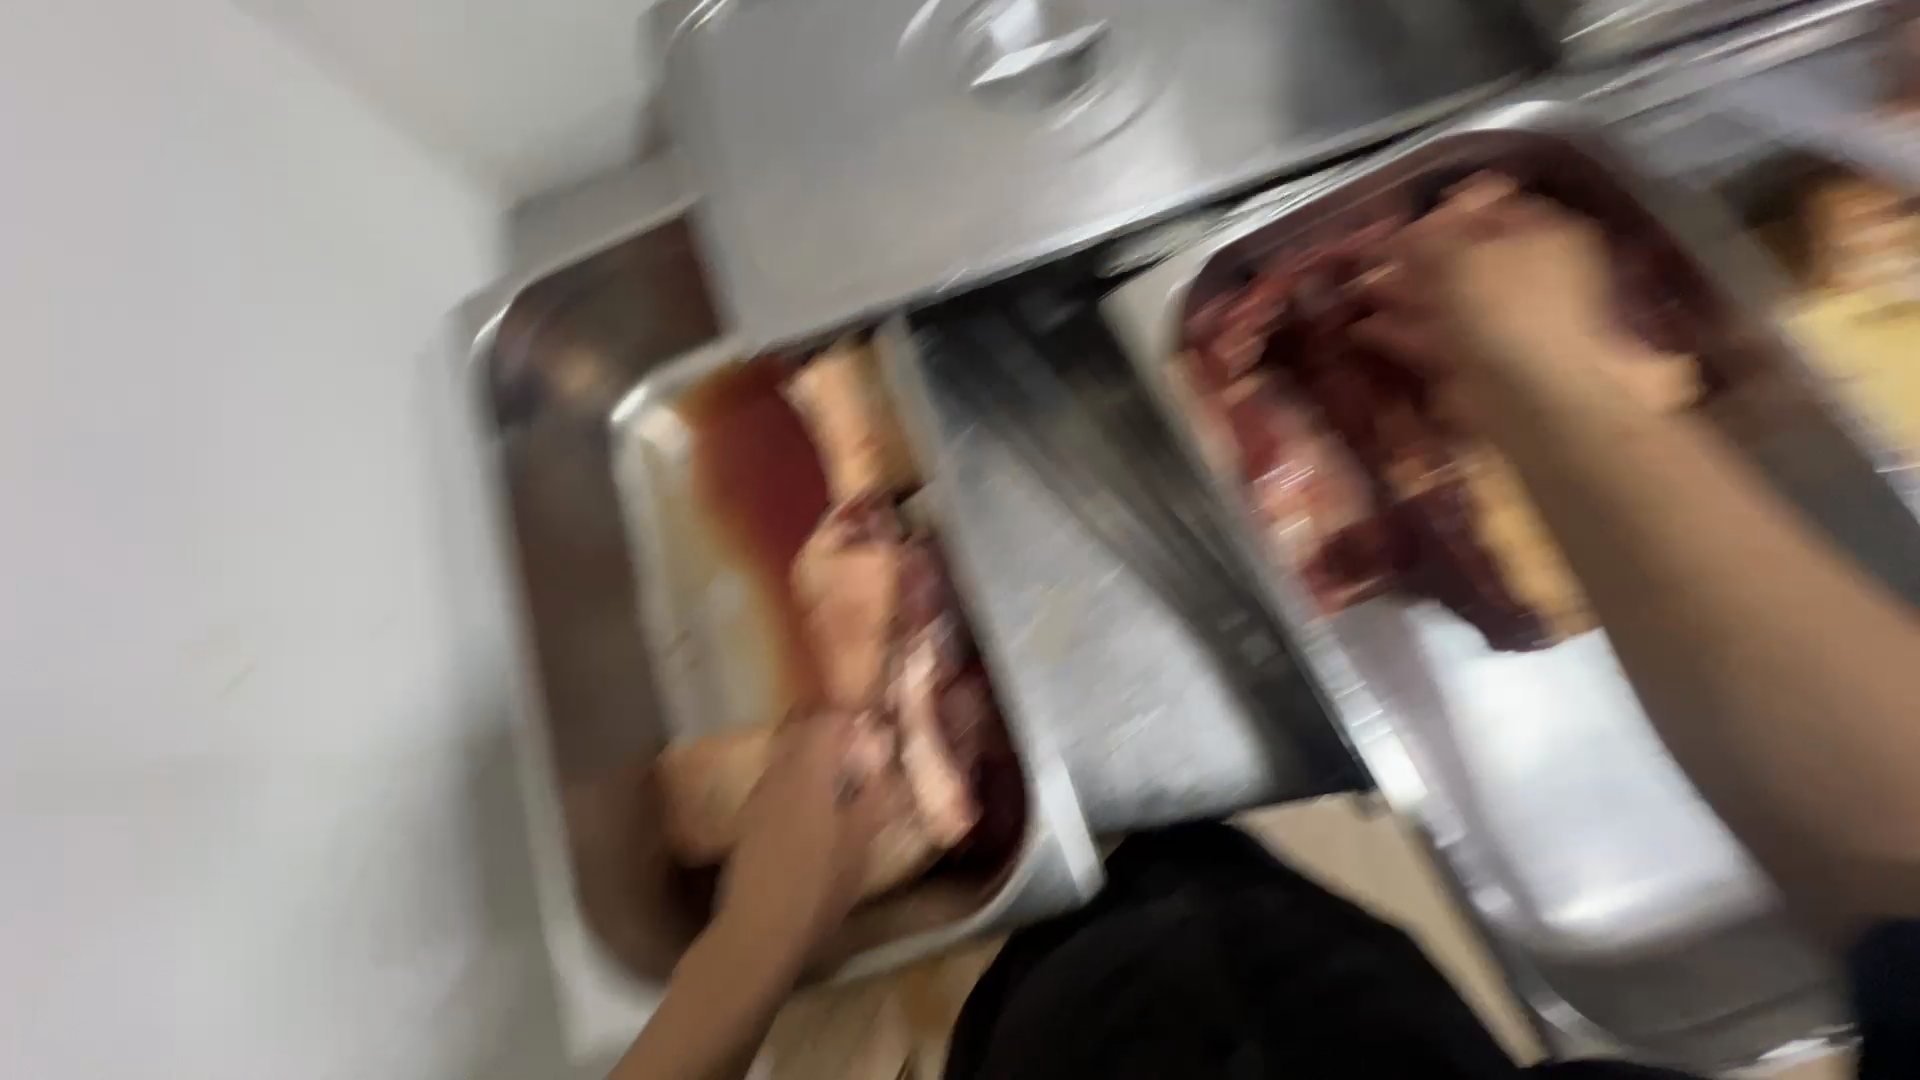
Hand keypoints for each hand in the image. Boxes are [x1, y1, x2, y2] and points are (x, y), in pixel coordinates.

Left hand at [711, 712, 898, 970]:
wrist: (760, 928)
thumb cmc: (819, 883)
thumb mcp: (860, 842)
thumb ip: (873, 797)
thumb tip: (883, 766)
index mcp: (809, 771)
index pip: (826, 722)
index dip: (848, 718)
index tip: (869, 725)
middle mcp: (778, 775)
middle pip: (802, 736)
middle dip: (829, 735)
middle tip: (855, 748)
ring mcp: (758, 798)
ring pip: (787, 760)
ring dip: (811, 759)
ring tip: (837, 778)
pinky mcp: (748, 822)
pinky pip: (776, 785)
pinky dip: (795, 783)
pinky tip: (810, 810)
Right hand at [1354, 184, 1642, 419]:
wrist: (1525, 392)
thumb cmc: (1503, 309)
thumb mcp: (1462, 256)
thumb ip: (1427, 237)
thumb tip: (1402, 231)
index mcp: (1539, 235)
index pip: (1486, 208)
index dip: (1440, 212)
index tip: (1396, 222)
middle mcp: (1522, 273)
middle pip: (1458, 256)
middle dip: (1409, 257)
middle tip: (1366, 259)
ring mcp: (1495, 320)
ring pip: (1438, 298)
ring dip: (1396, 294)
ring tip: (1354, 291)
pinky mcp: (1470, 359)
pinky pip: (1428, 337)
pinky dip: (1396, 332)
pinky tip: (1360, 330)